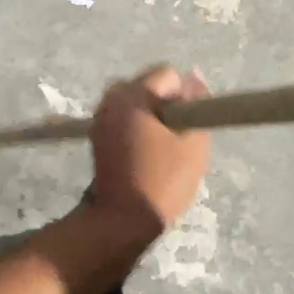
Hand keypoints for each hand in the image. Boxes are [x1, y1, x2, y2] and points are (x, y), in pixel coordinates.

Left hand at [84, 66, 211, 238]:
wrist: (121, 219)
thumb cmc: (161, 181)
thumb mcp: (192, 145)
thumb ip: (197, 107)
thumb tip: (196, 76)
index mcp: (132, 94)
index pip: (168, 74)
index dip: (185, 95)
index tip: (190, 123)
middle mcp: (110, 97)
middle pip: (149, 85)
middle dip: (167, 104)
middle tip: (179, 136)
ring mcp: (100, 115)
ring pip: (136, 101)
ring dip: (152, 115)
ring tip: (164, 147)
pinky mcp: (96, 133)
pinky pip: (124, 116)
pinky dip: (138, 126)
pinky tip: (147, 153)